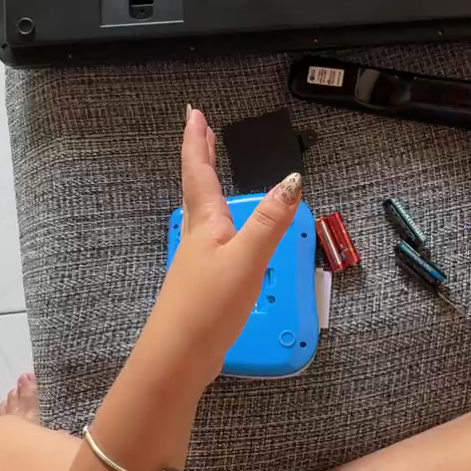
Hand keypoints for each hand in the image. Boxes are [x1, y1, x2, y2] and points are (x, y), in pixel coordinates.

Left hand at [130, 106, 302, 387]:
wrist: (179, 357)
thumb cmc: (209, 305)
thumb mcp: (247, 260)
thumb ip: (270, 221)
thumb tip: (291, 180)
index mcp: (206, 223)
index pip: (199, 172)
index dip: (197, 141)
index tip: (193, 113)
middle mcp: (197, 235)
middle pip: (196, 186)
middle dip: (198, 156)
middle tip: (199, 130)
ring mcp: (196, 259)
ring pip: (200, 211)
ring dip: (204, 184)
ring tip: (209, 170)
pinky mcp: (201, 281)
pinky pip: (208, 236)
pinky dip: (214, 218)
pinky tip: (221, 231)